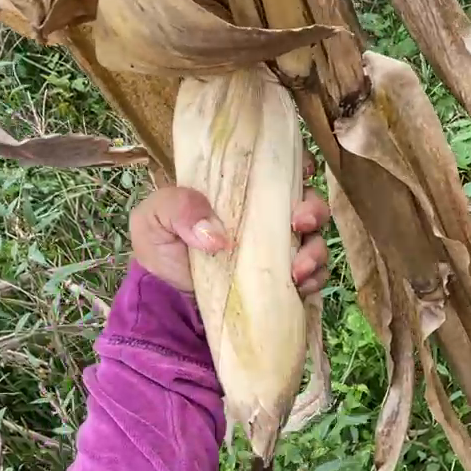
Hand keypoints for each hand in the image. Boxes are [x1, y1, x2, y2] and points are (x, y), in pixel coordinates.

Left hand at [128, 183, 329, 295]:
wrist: (168, 305)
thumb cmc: (161, 253)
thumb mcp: (153, 219)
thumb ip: (178, 207)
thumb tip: (217, 234)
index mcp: (241, 192)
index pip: (278, 169)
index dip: (298, 164)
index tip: (302, 170)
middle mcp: (267, 218)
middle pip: (309, 203)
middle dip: (314, 210)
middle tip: (299, 223)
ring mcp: (280, 251)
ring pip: (317, 241)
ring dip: (314, 251)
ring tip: (295, 270)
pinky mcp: (286, 282)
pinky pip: (315, 276)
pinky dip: (313, 279)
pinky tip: (299, 286)